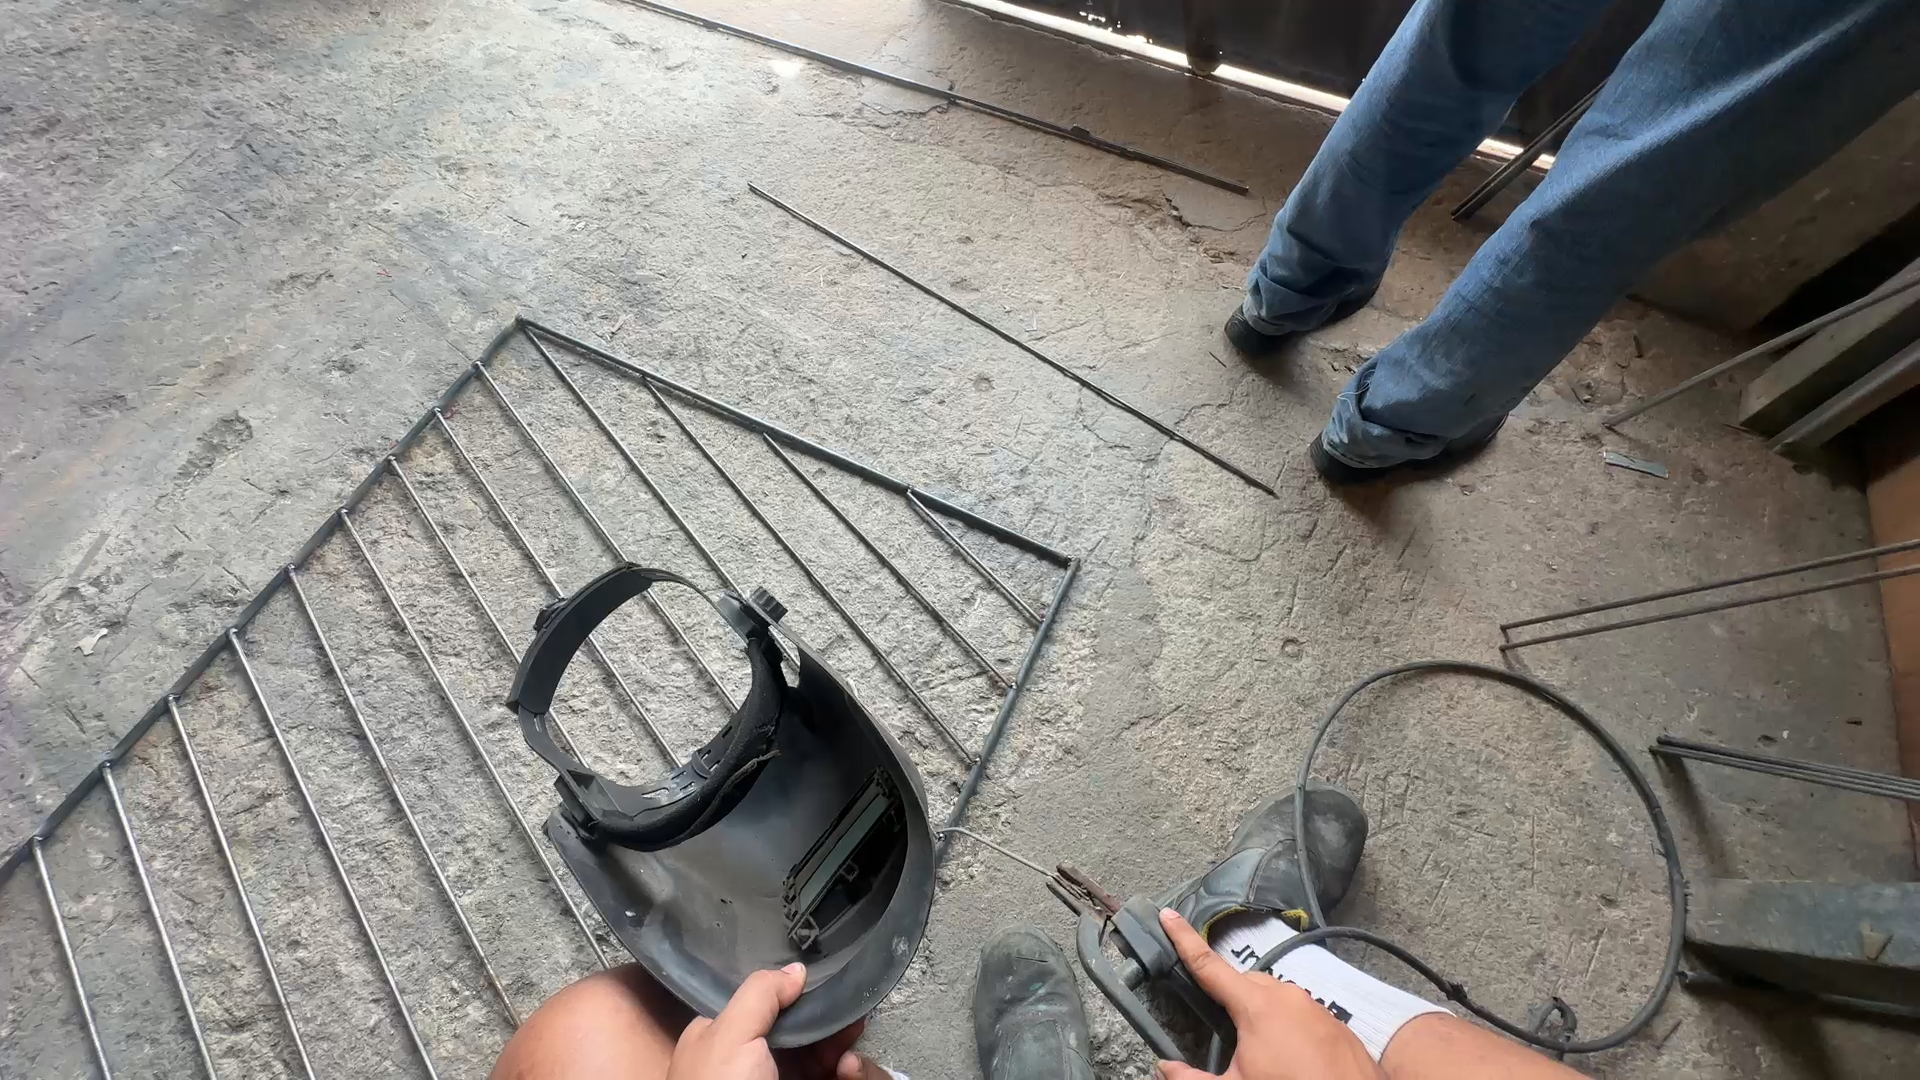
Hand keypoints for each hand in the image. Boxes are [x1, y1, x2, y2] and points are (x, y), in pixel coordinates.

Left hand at [663, 963, 886, 1079]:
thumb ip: (762, 993)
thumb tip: (797, 970)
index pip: (766, 1005)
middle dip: (831, 1022)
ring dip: (846, 1050)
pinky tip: (851, 1071)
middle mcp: (756, 1064)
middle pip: (803, 1030)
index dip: (797, 994)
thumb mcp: (729, 1035)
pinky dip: (854, 1073)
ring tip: (850, 1059)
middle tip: (853, 1017)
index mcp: (726, 1041)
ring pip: (826, 1058)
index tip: (825, 985)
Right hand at [1155, 909, 1384, 1079]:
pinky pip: (1303, 1015)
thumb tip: (1164, 1068)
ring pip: (1275, 999)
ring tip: (1267, 1057)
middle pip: (1244, 984)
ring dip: (1262, 1016)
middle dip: (1230, 999)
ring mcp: (1315, 1007)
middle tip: (1228, 1034)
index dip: (1183, 938)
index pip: (1207, 964)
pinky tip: (1295, 1063)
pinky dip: (1291, 1029)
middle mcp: (1285, 995)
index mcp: (1255, 1005)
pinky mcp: (1338, 1025)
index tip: (1167, 914)